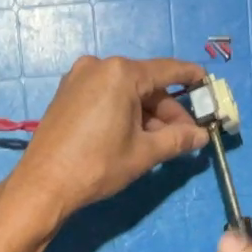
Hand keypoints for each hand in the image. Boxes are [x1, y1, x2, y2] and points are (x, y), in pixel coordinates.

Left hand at [6, 56, 209, 220]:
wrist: (44, 184)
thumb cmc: (97, 165)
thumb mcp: (143, 153)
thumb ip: (176, 139)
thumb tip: (201, 136)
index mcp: (121, 73)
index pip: (167, 71)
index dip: (190, 78)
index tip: (207, 84)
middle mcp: (98, 66)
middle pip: (145, 84)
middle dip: (167, 110)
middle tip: (186, 135)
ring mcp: (78, 78)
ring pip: (125, 92)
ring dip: (146, 114)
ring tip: (162, 142)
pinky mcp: (66, 94)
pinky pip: (105, 96)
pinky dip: (123, 112)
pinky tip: (134, 135)